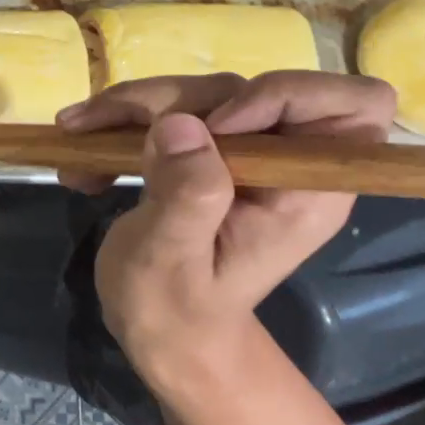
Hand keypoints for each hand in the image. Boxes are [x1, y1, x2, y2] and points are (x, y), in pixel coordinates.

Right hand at [56, 71, 396, 366]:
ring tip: (74, 139)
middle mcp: (286, 164)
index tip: (210, 127)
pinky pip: (169, 120)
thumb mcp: (170, 258)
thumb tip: (178, 123)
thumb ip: (186, 194)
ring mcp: (242, 159)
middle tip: (95, 126)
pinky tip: (84, 163)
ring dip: (128, 112)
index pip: (350, 105)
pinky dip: (119, 129)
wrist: (163, 334)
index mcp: (308, 189)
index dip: (282, 97)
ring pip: (198, 99)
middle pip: (247, 91)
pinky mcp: (205, 159)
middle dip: (168, 100)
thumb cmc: (171, 307)